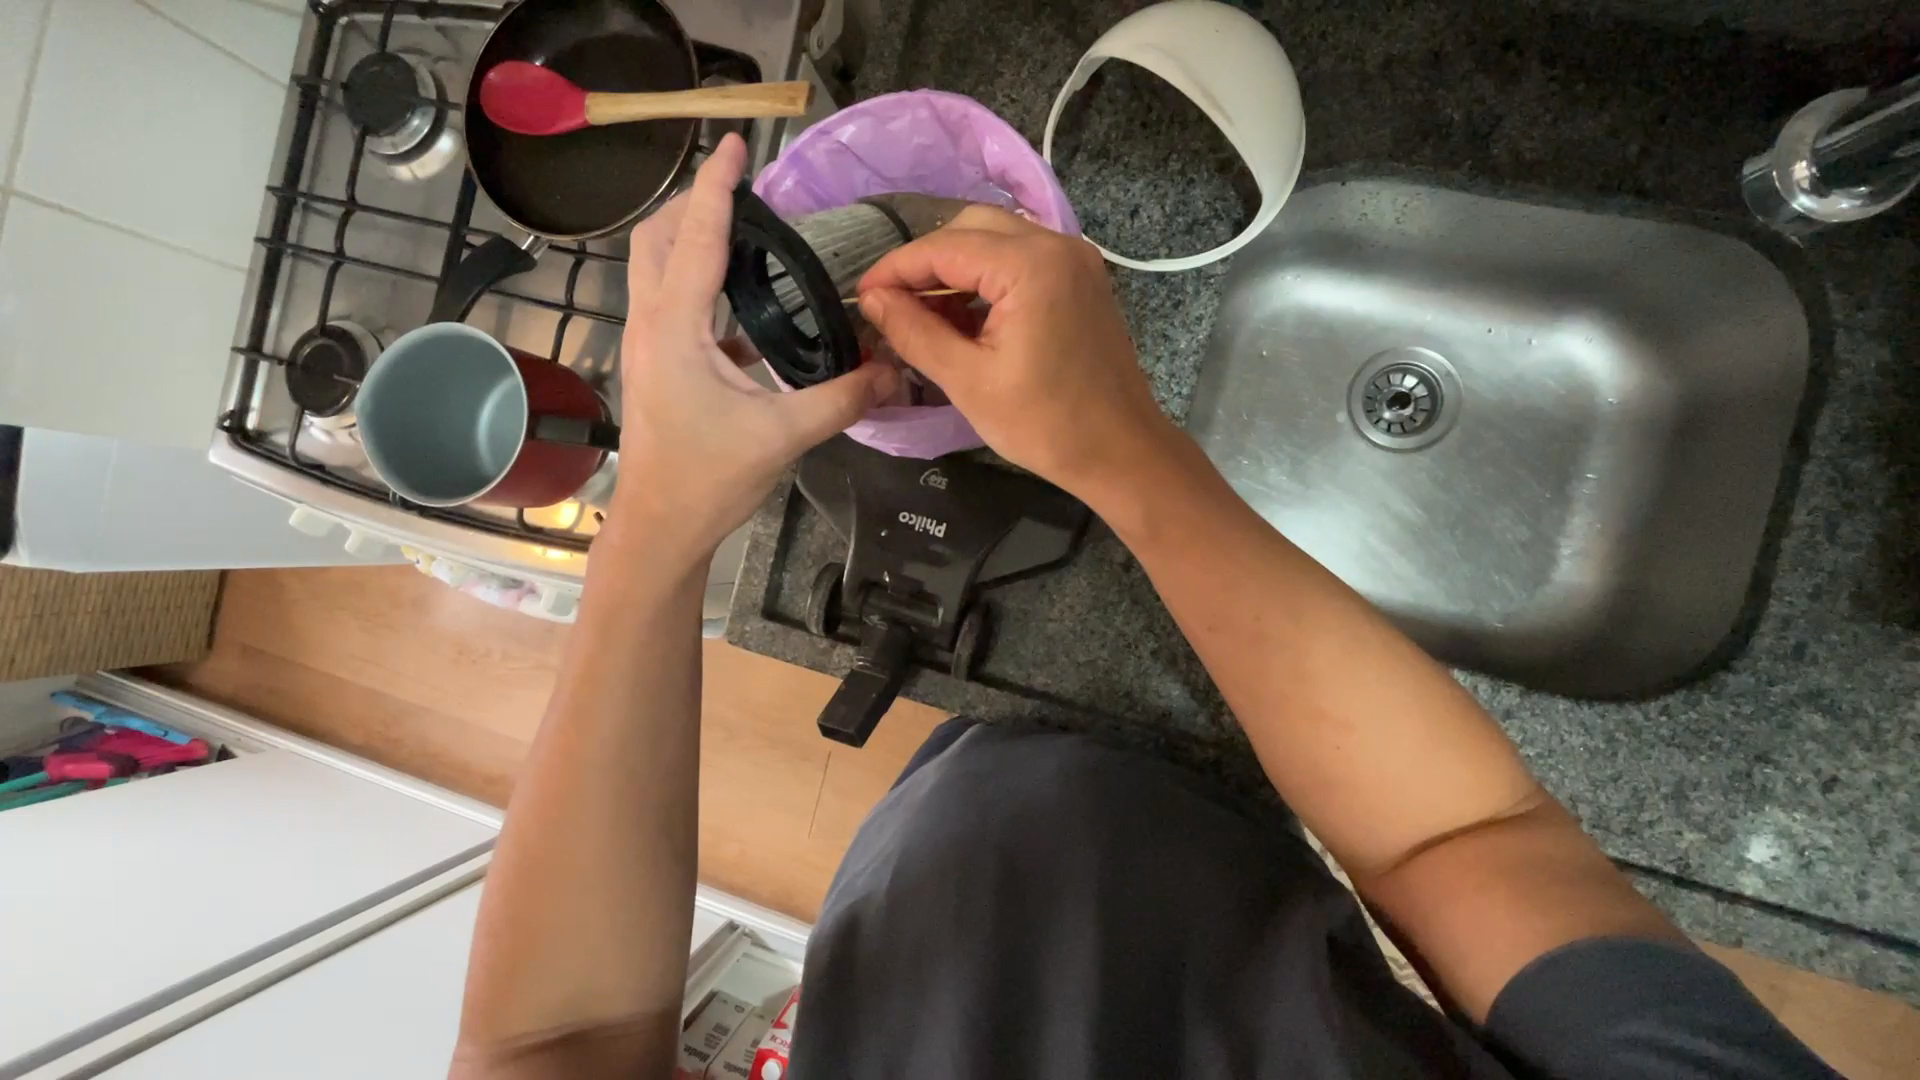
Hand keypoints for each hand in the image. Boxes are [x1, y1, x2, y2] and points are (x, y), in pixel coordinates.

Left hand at [614, 134, 896, 561]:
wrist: (660, 527)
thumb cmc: (710, 479)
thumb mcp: (784, 435)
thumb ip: (843, 398)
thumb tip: (895, 370)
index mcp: (677, 328)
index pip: (698, 238)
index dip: (718, 186)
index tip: (736, 145)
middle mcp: (652, 324)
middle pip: (658, 238)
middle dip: (695, 203)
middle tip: (743, 193)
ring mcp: (648, 345)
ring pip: (656, 268)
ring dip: (690, 239)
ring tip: (743, 233)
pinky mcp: (657, 366)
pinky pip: (670, 303)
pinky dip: (698, 284)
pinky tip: (743, 306)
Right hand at [855, 207, 1173, 499]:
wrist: (1120, 452)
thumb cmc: (1044, 425)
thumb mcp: (967, 382)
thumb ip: (915, 332)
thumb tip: (872, 300)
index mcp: (1030, 265)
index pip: (944, 246)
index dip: (895, 269)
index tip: (862, 297)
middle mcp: (1057, 245)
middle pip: (971, 228)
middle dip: (926, 263)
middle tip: (893, 305)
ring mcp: (1076, 260)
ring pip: (998, 239)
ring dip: (956, 269)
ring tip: (924, 315)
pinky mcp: (1083, 280)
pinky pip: (1023, 260)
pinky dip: (989, 279)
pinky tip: (967, 317)